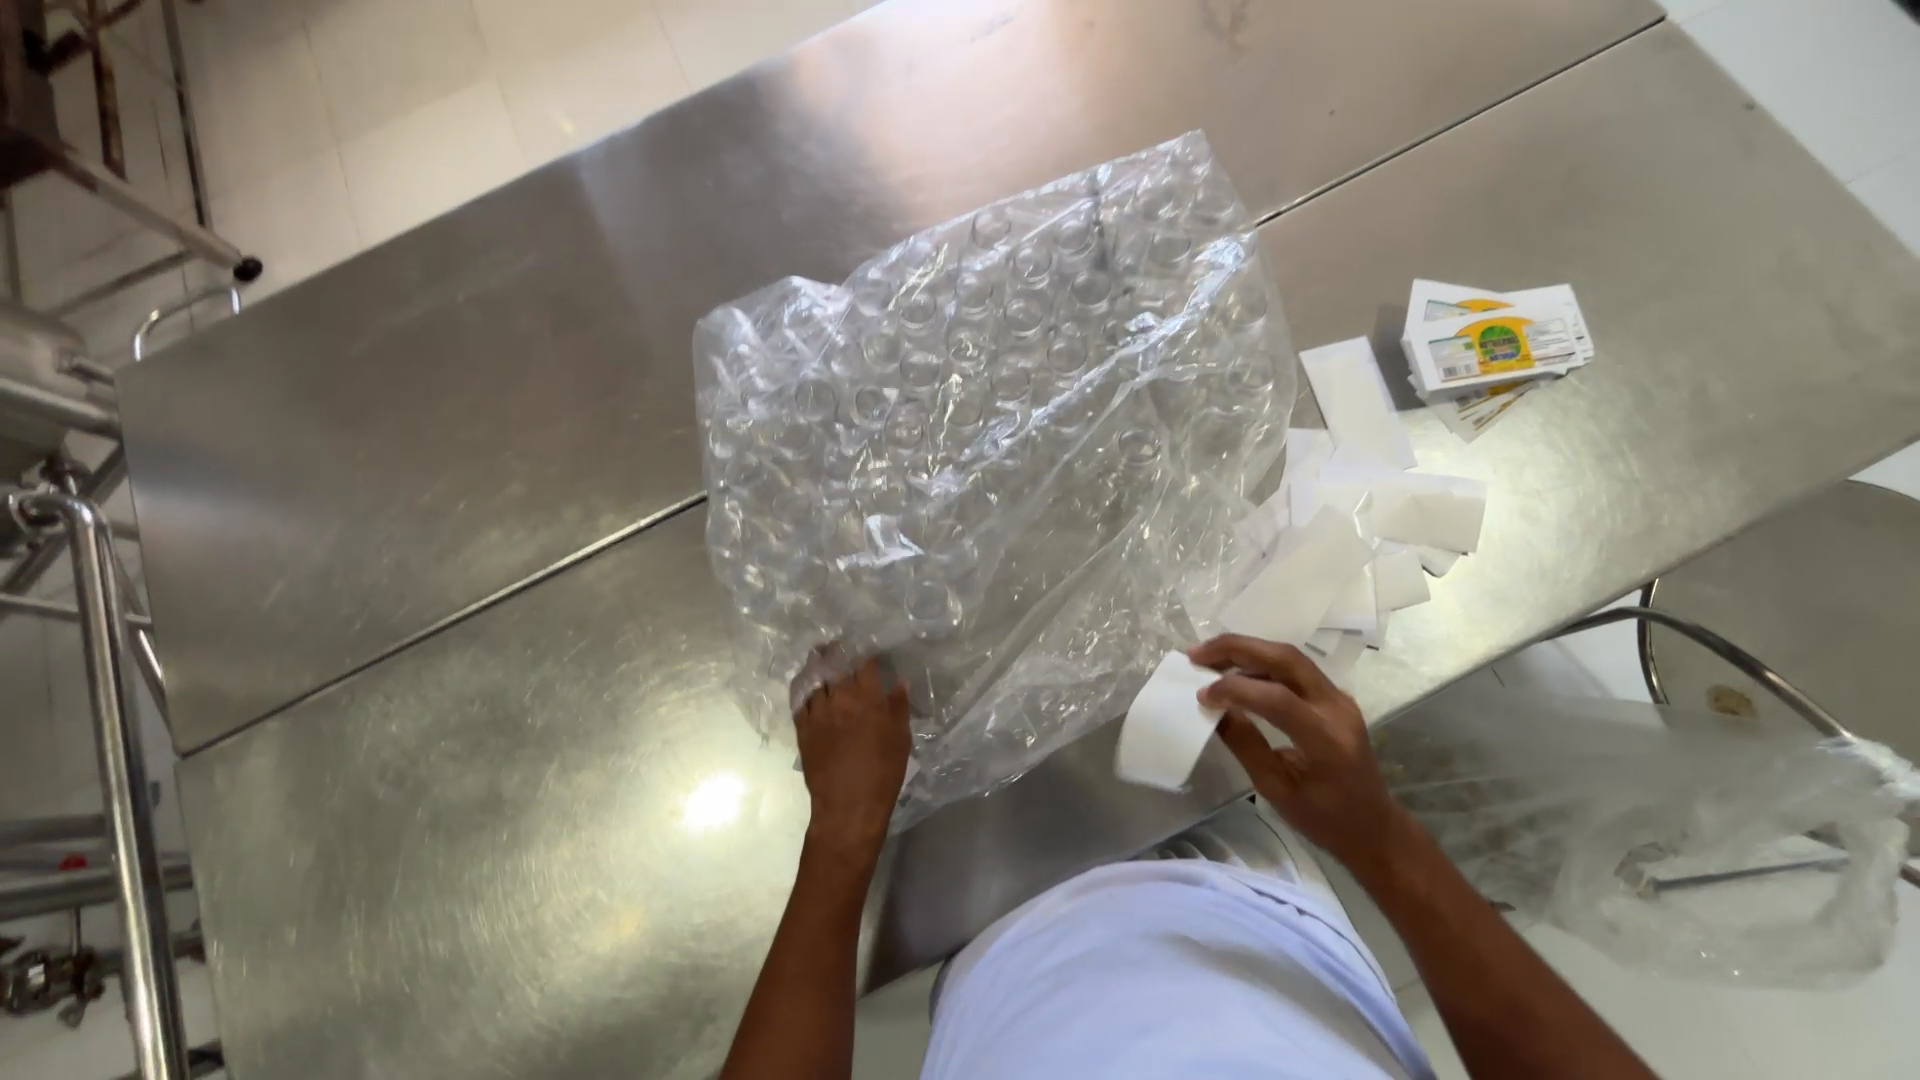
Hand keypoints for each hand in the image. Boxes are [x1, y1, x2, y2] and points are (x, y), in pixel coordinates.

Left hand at [792, 649, 911, 859]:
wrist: (848, 806)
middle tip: (839, 644)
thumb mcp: (900, 738)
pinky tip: (807, 684)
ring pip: (813, 677)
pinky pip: (799, 699)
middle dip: (836, 650)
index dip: (865, 651)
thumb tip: (898, 681)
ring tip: (820, 656)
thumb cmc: (883, 772)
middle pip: (833, 662)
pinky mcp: (802, 728)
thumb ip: (898, 706)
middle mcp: (839, 698)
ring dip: (817, 665)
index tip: (866, 647)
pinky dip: (803, 687)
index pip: (864, 662)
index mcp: (867, 697)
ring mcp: (817, 712)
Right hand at [1188, 634, 1411, 873]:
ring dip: (1247, 651)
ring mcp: (1339, 698)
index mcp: (1325, 740)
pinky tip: (1236, 671)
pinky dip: (1261, 663)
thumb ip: (1245, 744)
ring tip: (1209, 658)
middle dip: (1237, 648)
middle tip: (1196, 654)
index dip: (1234, 689)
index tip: (1201, 695)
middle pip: (1286, 658)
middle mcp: (1336, 708)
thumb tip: (1214, 709)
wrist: (1373, 826)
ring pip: (1290, 657)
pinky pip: (1295, 669)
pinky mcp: (1335, 697)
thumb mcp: (1275, 789)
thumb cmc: (1323, 818)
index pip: (1276, 698)